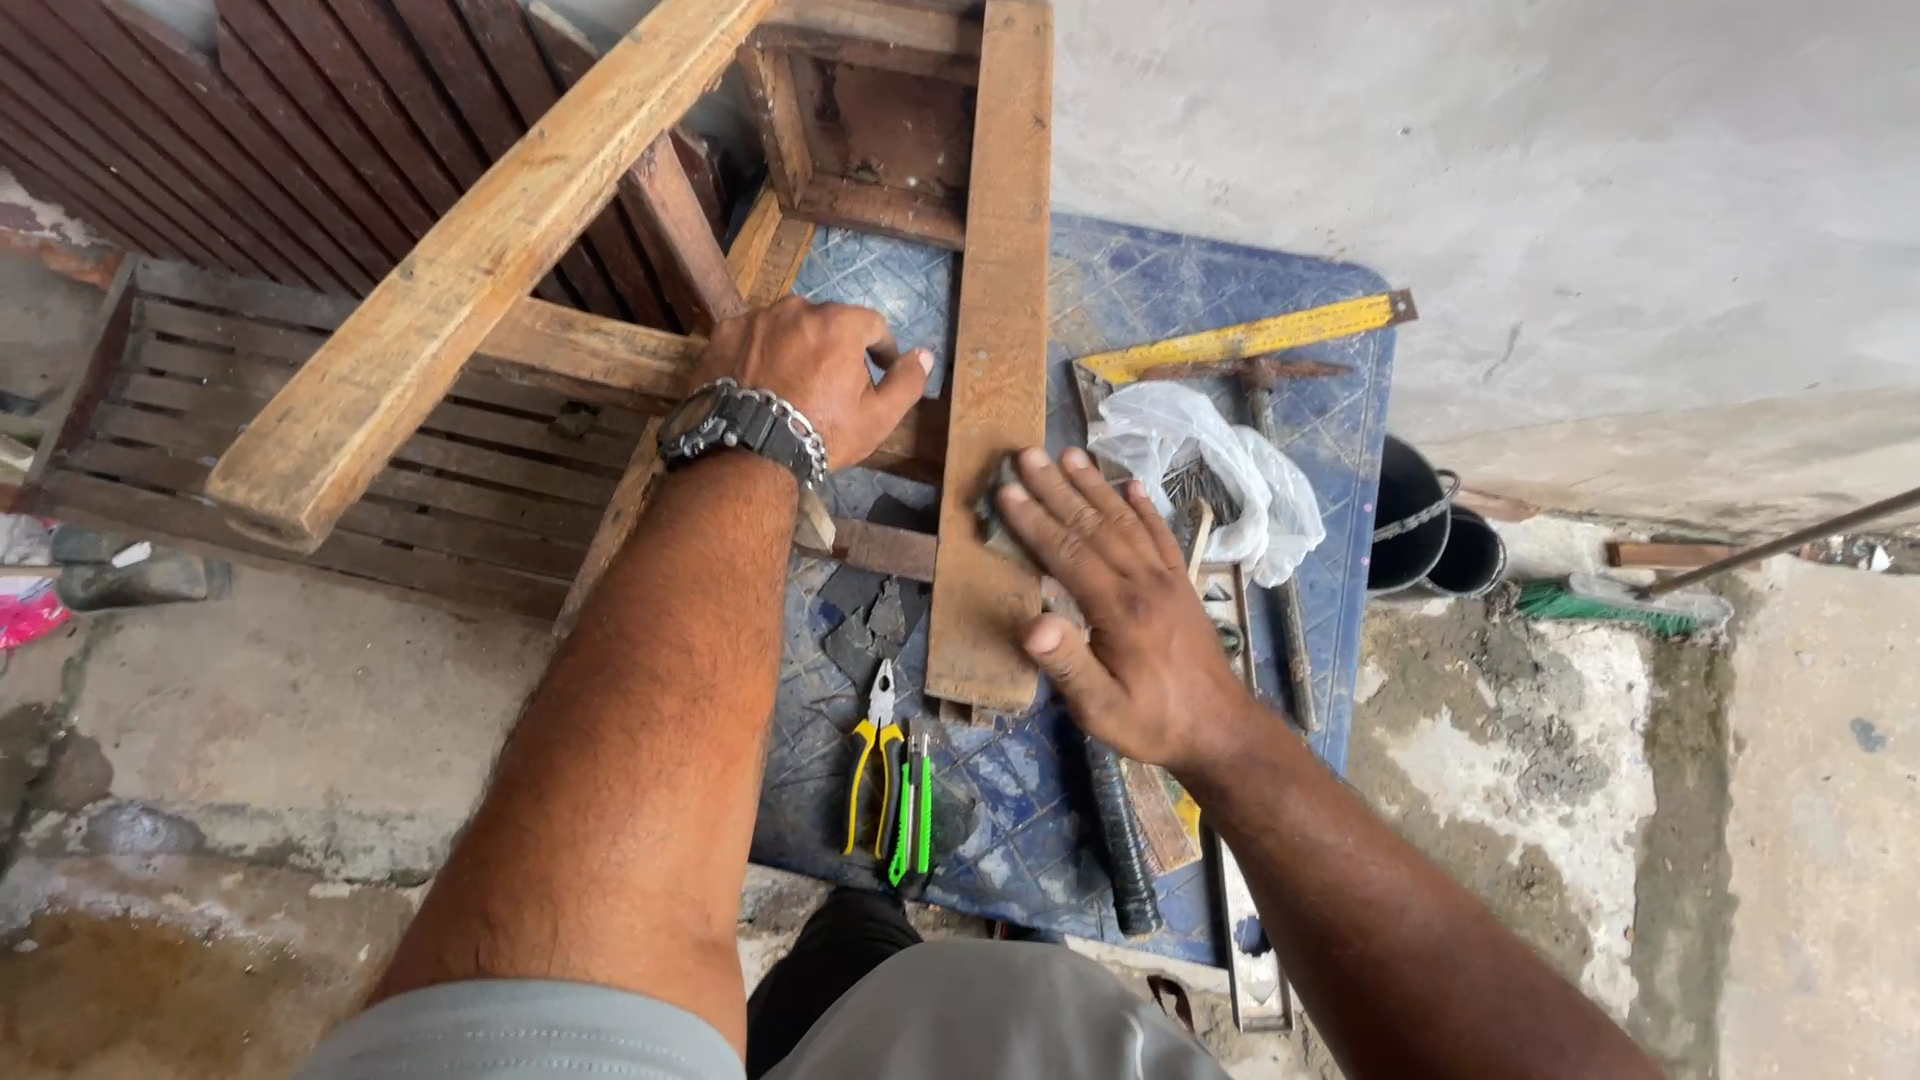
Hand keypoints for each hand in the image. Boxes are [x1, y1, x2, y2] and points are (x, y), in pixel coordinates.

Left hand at [692, 296, 930, 468]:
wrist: (748, 450)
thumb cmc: (822, 433)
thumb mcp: (878, 417)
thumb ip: (906, 382)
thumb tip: (924, 354)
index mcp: (839, 323)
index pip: (872, 325)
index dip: (880, 349)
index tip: (877, 371)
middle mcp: (797, 307)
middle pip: (827, 323)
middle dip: (835, 348)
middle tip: (831, 385)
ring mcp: (756, 317)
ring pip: (788, 327)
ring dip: (796, 347)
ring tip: (792, 383)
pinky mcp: (724, 333)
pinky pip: (752, 336)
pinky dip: (760, 352)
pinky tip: (760, 382)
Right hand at [995, 447, 1264, 773]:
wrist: (1221, 730)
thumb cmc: (1154, 722)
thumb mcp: (1101, 709)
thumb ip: (1068, 665)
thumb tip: (1032, 624)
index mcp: (1121, 609)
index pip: (1068, 553)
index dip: (1035, 520)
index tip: (1007, 490)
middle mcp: (1145, 582)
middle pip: (1094, 525)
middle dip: (1058, 487)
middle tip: (1028, 453)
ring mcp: (1168, 579)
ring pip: (1125, 521)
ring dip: (1095, 486)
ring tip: (1070, 454)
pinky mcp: (1183, 584)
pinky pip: (1160, 535)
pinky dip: (1143, 508)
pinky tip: (1132, 486)